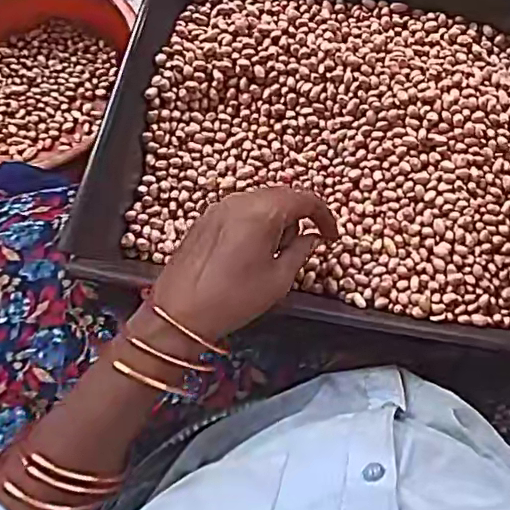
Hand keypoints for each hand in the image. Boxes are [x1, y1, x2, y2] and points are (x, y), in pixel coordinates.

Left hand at [149, 188, 338, 342]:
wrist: (178, 313)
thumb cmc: (233, 298)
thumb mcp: (278, 280)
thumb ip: (301, 251)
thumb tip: (311, 238)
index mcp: (263, 211)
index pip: (304, 199)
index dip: (324, 216)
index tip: (331, 235)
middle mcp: (240, 200)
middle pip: (281, 196)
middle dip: (299, 217)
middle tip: (305, 245)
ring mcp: (219, 208)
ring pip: (260, 201)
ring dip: (277, 219)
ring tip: (275, 253)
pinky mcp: (205, 219)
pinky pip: (240, 210)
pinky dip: (255, 222)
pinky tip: (252, 250)